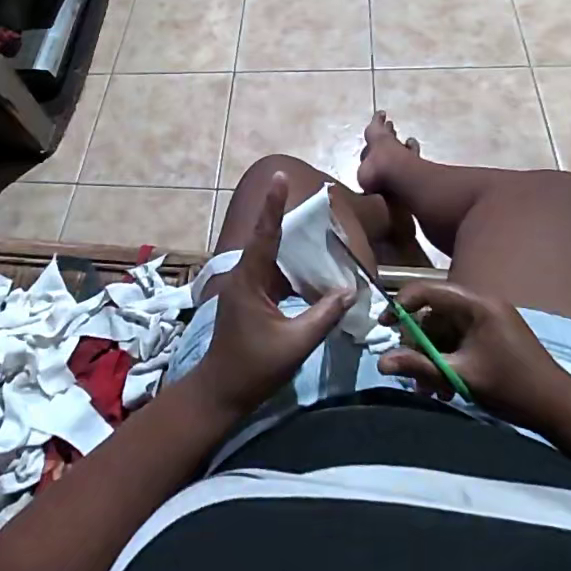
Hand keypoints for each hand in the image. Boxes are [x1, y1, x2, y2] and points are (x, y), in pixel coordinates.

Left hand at [193, 173, 355, 412]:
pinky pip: (275, 273)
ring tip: (317, 225)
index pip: (264, 235)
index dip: (274, 206)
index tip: (280, 177)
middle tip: (312, 198)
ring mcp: (247, 288)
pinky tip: (313, 265)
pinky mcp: (252, 299)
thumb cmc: (253, 368)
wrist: (220, 393)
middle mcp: (245, 277)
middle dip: (285, 215)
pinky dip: (293, 266)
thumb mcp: (296, 344)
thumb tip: (349, 290)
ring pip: (271, 256)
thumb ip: (325, 315)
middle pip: (267, 238)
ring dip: (292, 242)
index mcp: (249, 281)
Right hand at [376, 281, 570, 425]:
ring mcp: (490, 321)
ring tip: (429, 389)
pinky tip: (445, 389)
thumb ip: (419, 366)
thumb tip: (381, 362)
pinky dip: (448, 361)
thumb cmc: (512, 388)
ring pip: (445, 331)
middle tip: (409, 371)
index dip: (402, 304)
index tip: (384, 326)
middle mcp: (483, 305)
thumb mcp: (461, 377)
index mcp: (477, 305)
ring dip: (432, 358)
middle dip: (418, 344)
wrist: (559, 408)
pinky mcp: (493, 337)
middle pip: (435, 313)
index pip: (429, 289)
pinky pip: (459, 341)